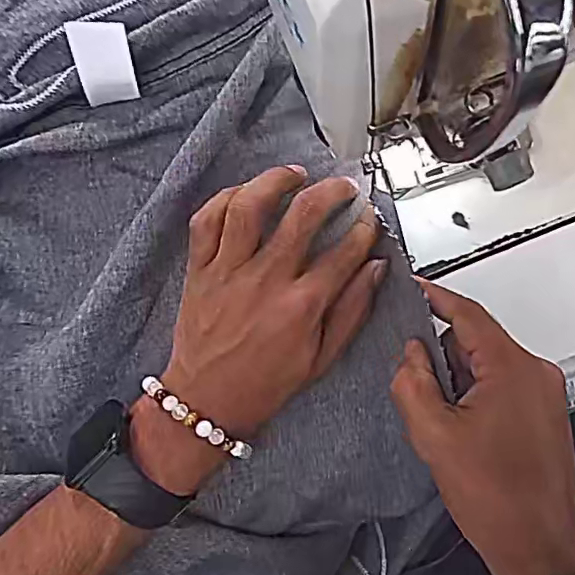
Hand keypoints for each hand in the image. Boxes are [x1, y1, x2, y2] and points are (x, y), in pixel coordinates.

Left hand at [131, 166, 387, 494]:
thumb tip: (374, 270)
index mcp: (301, 306)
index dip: (363, 228)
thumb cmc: (263, 383)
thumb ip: (352, 310)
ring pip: (249, 206)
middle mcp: (265, 281)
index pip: (344, 251)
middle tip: (342, 188)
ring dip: (275, 181)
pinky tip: (245, 193)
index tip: (368, 219)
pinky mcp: (201, 270)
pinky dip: (225, 199)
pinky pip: (206, 221)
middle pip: (303, 216)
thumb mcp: (322, 358)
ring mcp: (229, 272)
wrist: (208, 400)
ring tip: (294, 175)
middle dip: (331, 192)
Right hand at [389, 280, 574, 574]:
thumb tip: (411, 355)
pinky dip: (477, 393)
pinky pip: (503, 384)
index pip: (468, 314)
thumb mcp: (434, 436)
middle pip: (477, 340)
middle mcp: (536, 374)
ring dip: (460, 379)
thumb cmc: (498, 500)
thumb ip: (412, 383)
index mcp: (512, 369)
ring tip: (445, 421)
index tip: (416, 287)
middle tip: (416, 379)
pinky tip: (463, 429)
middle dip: (442, 355)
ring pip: (489, 364)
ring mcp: (544, 394)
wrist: (537, 547)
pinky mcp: (545, 413)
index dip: (436, 297)